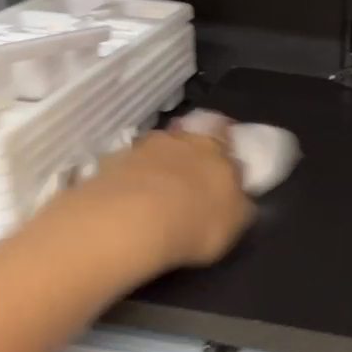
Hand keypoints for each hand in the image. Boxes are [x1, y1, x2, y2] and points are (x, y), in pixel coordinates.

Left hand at [83, 119, 254, 269]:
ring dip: (158, 169)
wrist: (132, 222)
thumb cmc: (197, 220)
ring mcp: (141, 149)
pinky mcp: (109, 165)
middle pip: (186, 139)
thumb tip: (242, 198)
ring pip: (155, 153)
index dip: (223, 140)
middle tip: (189, 180)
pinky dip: (132, 183)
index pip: (223, 129)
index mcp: (216, 147)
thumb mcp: (236, 221)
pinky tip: (132, 205)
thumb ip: (241, 204)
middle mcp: (178, 138)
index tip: (223, 155)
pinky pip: (128, 170)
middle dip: (188, 155)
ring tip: (157, 196)